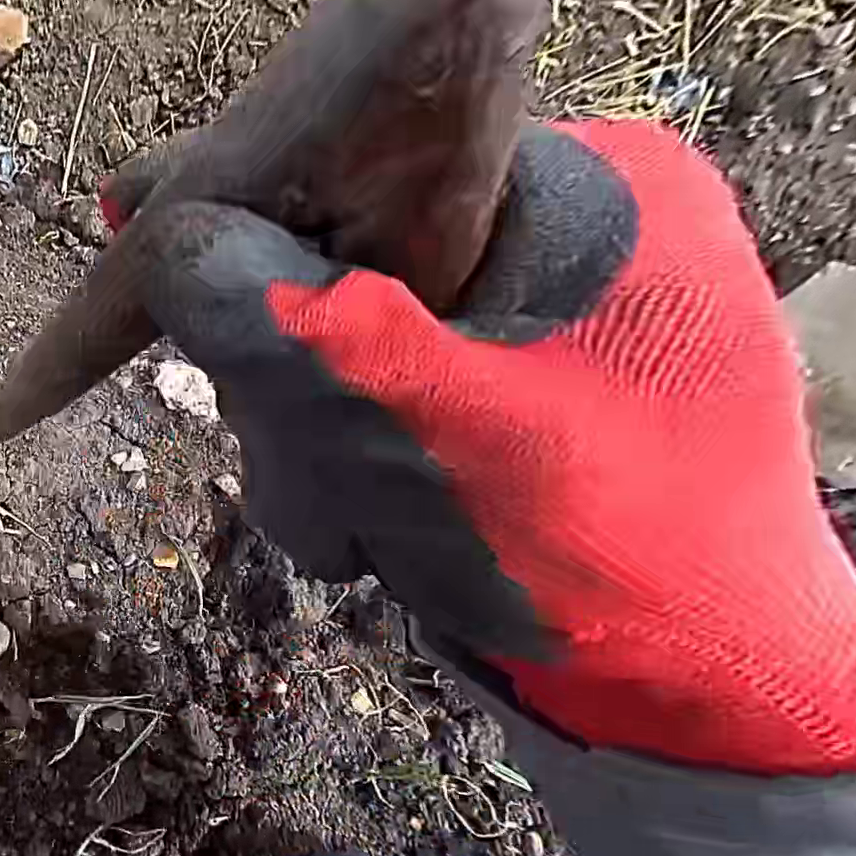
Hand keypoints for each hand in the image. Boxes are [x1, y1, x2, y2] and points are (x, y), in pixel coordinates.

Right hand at [129, 120, 855, 774]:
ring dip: (313, 442)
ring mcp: (501, 322)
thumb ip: (308, 341)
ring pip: (333, 345)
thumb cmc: (607, 560)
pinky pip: (354, 398)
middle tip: (317, 467)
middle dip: (297, 379)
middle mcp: (538, 242)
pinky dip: (336, 464)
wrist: (687, 687)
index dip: (265, 232)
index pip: (369, 168)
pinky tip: (368, 521)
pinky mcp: (469, 390)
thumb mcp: (440, 438)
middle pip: (338, 264)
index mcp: (578, 196)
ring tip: (360, 521)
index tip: (188, 294)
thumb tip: (168, 249)